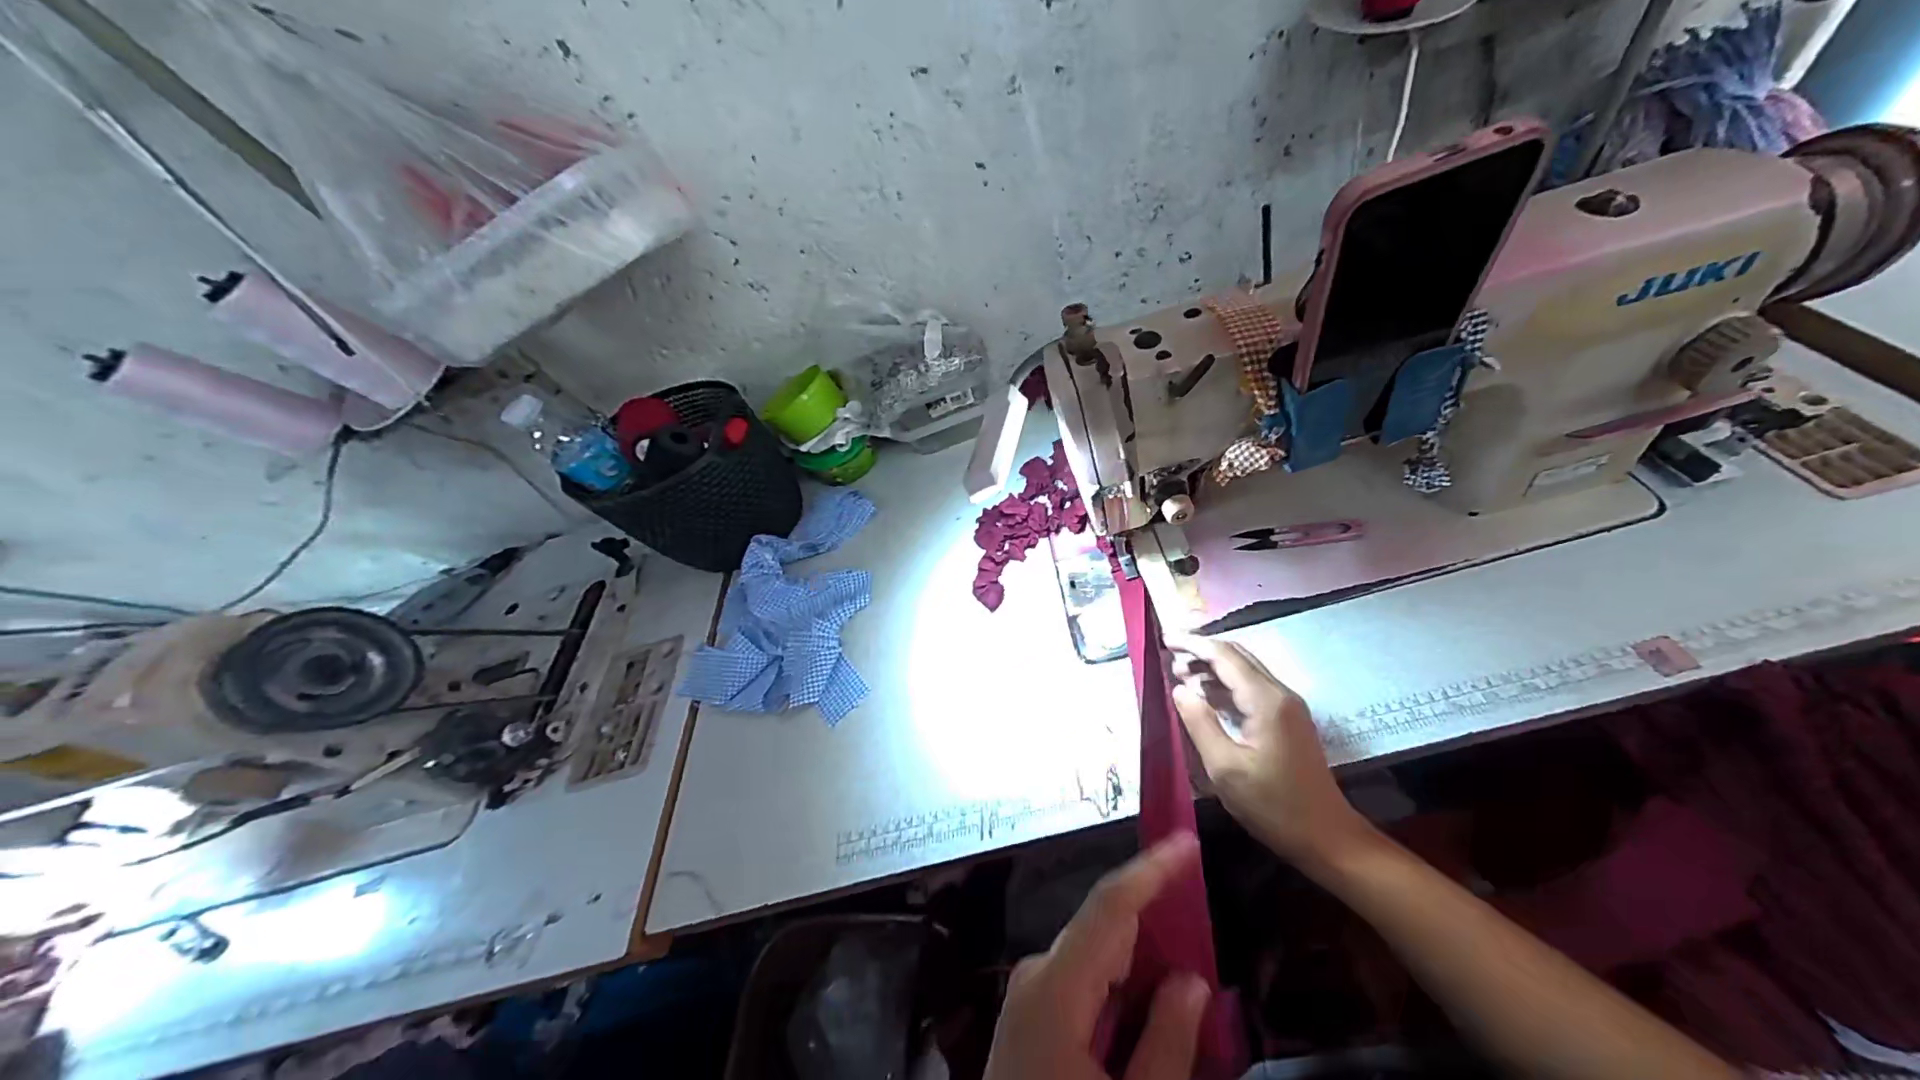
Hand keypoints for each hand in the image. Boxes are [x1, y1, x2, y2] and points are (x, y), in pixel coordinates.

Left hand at [983, 835, 1212, 1079]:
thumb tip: (1189, 979)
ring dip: (1141, 959)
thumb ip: (1166, 1043)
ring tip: (1187, 975)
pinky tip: (1149, 1010)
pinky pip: (1083, 981)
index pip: (1108, 907)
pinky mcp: (1030, 1014)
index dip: (1149, 869)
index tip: (1185, 840)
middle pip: (1102, 929)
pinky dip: (1120, 985)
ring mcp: (1028, 994)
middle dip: (1155, 921)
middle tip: (1204, 923)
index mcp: (1055, 987)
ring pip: (1095, 956)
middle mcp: (1036, 975)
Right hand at [1169, 635, 1371, 868]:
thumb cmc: (1273, 806)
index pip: (1224, 656)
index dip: (1193, 644)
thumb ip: (1199, 723)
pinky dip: (1226, 686)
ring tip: (1180, 676)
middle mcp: (1281, 694)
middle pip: (1237, 657)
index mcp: (1266, 701)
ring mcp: (1288, 708)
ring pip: (1245, 672)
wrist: (1327, 838)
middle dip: (1202, 652)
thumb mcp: (1225, 768)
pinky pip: (1252, 690)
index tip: (1164, 639)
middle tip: (1169, 658)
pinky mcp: (1288, 722)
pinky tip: (1206, 697)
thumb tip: (1179, 689)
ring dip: (1212, 669)